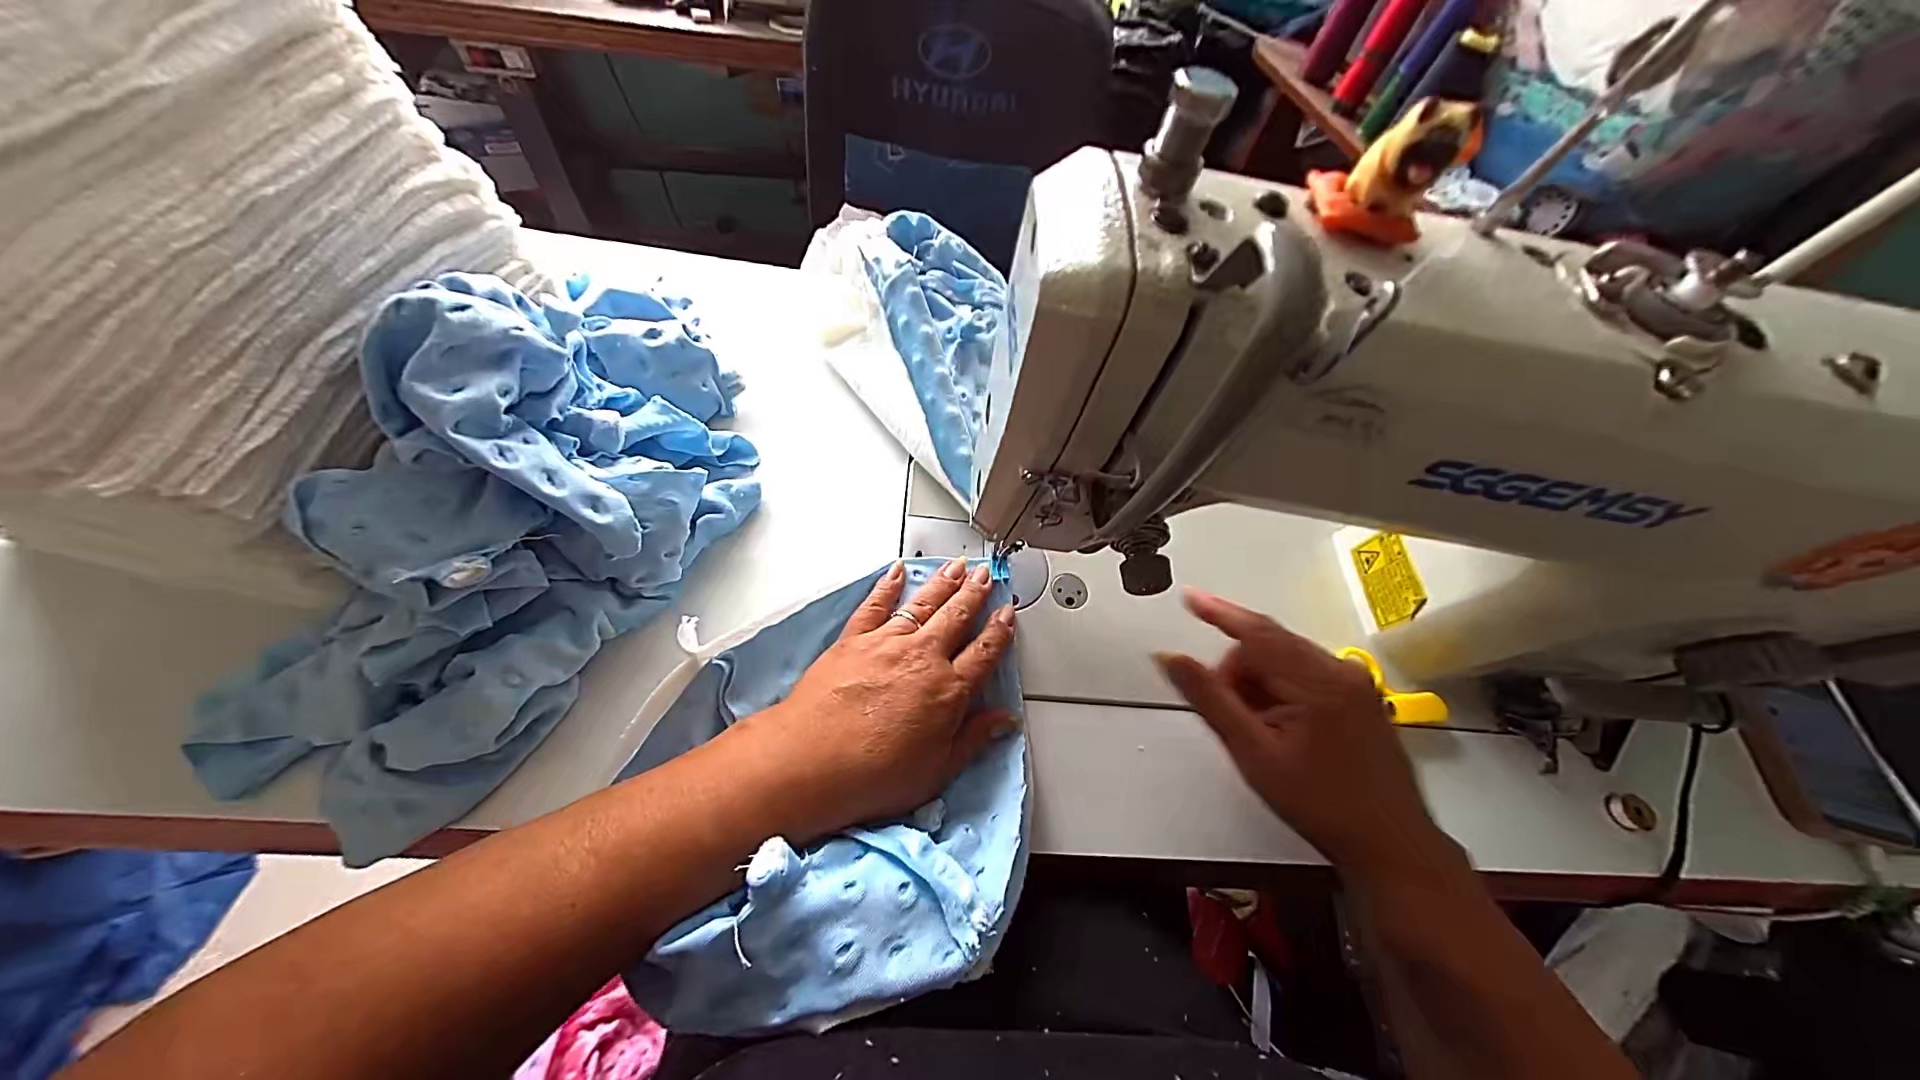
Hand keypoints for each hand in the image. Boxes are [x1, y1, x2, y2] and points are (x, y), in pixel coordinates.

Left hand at [719, 556, 1016, 841]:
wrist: (812, 760)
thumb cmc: (872, 774)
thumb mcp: (937, 770)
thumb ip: (973, 738)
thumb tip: (1002, 721)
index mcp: (948, 690)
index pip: (984, 652)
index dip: (999, 631)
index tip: (1006, 614)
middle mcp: (922, 658)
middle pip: (957, 617)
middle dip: (974, 593)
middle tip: (985, 575)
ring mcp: (886, 644)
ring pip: (923, 604)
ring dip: (942, 583)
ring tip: (956, 567)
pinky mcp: (854, 641)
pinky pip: (875, 605)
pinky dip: (888, 586)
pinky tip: (897, 573)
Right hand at [1154, 588, 1456, 880]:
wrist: (1390, 845)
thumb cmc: (1320, 803)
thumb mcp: (1252, 752)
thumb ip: (1209, 699)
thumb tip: (1172, 660)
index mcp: (1318, 681)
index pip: (1258, 633)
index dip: (1218, 613)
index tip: (1190, 597)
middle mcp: (1342, 672)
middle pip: (1269, 647)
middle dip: (1238, 673)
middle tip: (1230, 716)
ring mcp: (1355, 683)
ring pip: (1285, 662)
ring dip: (1259, 685)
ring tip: (1258, 731)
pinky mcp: (1360, 697)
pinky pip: (1305, 676)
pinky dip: (1280, 692)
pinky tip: (1279, 728)